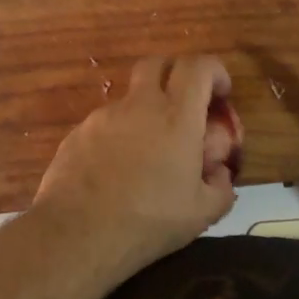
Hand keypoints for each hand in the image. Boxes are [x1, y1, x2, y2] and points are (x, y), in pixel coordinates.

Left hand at [30, 56, 242, 272]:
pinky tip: (117, 171)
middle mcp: (139, 106)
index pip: (198, 67)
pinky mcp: (77, 134)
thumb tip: (220, 175)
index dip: (214, 71)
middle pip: (158, 64)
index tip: (221, 92)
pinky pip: (105, 125)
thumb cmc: (148, 221)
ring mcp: (103, 118)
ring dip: (146, 112)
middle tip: (186, 104)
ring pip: (130, 98)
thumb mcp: (202, 214)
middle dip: (176, 74)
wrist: (77, 235)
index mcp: (177, 118)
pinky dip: (119, 136)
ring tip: (149, 153)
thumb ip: (220, 187)